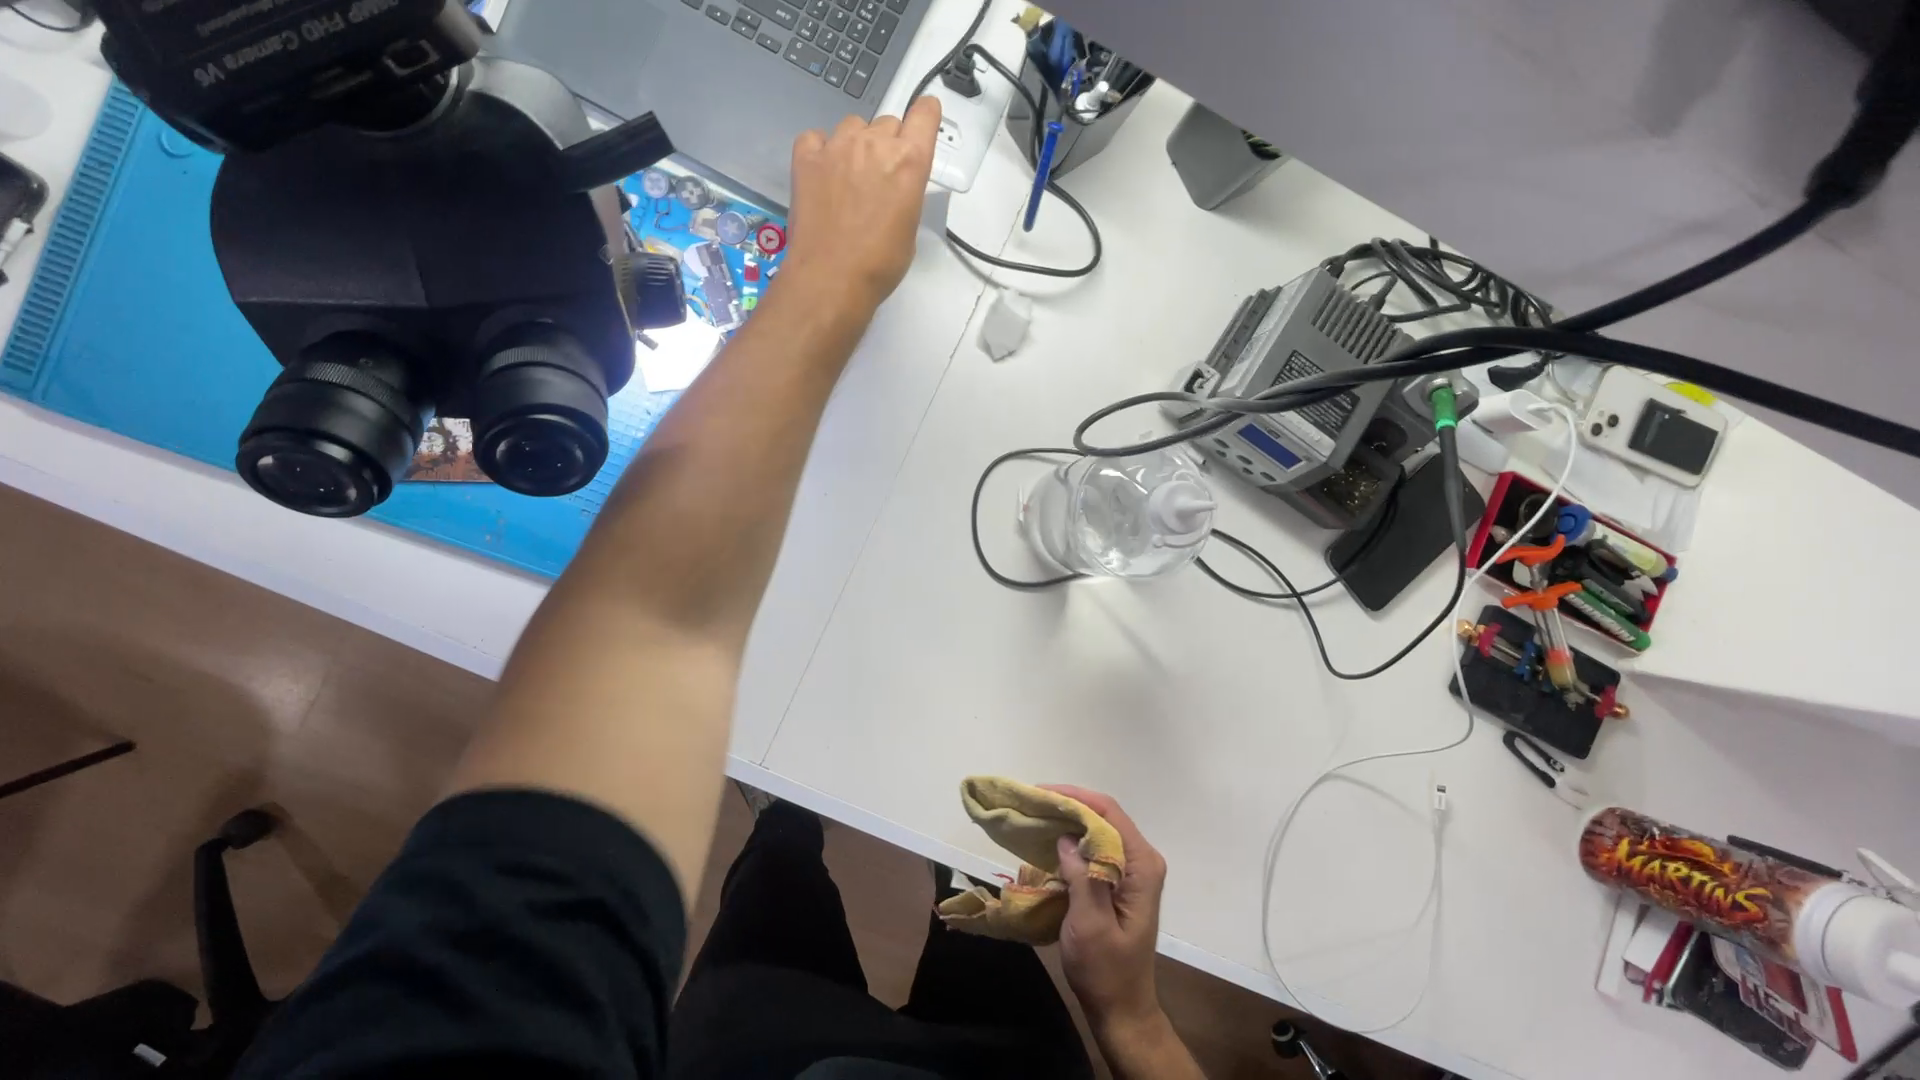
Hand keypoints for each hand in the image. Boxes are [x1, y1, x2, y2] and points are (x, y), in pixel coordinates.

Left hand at [781, 96, 941, 312]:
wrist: (831, 278)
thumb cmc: (880, 263)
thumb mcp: (910, 226)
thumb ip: (907, 190)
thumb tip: (894, 184)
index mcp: (909, 160)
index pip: (925, 113)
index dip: (925, 116)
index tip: (921, 124)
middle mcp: (875, 143)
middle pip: (887, 123)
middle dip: (887, 144)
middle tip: (880, 178)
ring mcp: (837, 146)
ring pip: (853, 127)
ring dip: (855, 145)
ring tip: (848, 179)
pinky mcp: (806, 157)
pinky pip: (816, 138)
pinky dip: (821, 149)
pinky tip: (823, 173)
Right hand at [1043, 784, 1169, 1031]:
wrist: (1120, 1008)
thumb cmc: (1106, 970)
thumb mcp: (1090, 925)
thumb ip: (1082, 877)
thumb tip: (1065, 837)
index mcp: (1141, 866)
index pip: (1109, 813)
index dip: (1075, 797)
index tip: (1041, 793)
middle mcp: (1140, 861)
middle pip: (1104, 816)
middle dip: (1068, 804)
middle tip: (1030, 802)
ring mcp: (1130, 871)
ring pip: (1097, 830)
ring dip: (1067, 820)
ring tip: (1033, 813)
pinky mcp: (1116, 881)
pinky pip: (1094, 848)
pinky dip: (1070, 839)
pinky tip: (1046, 839)